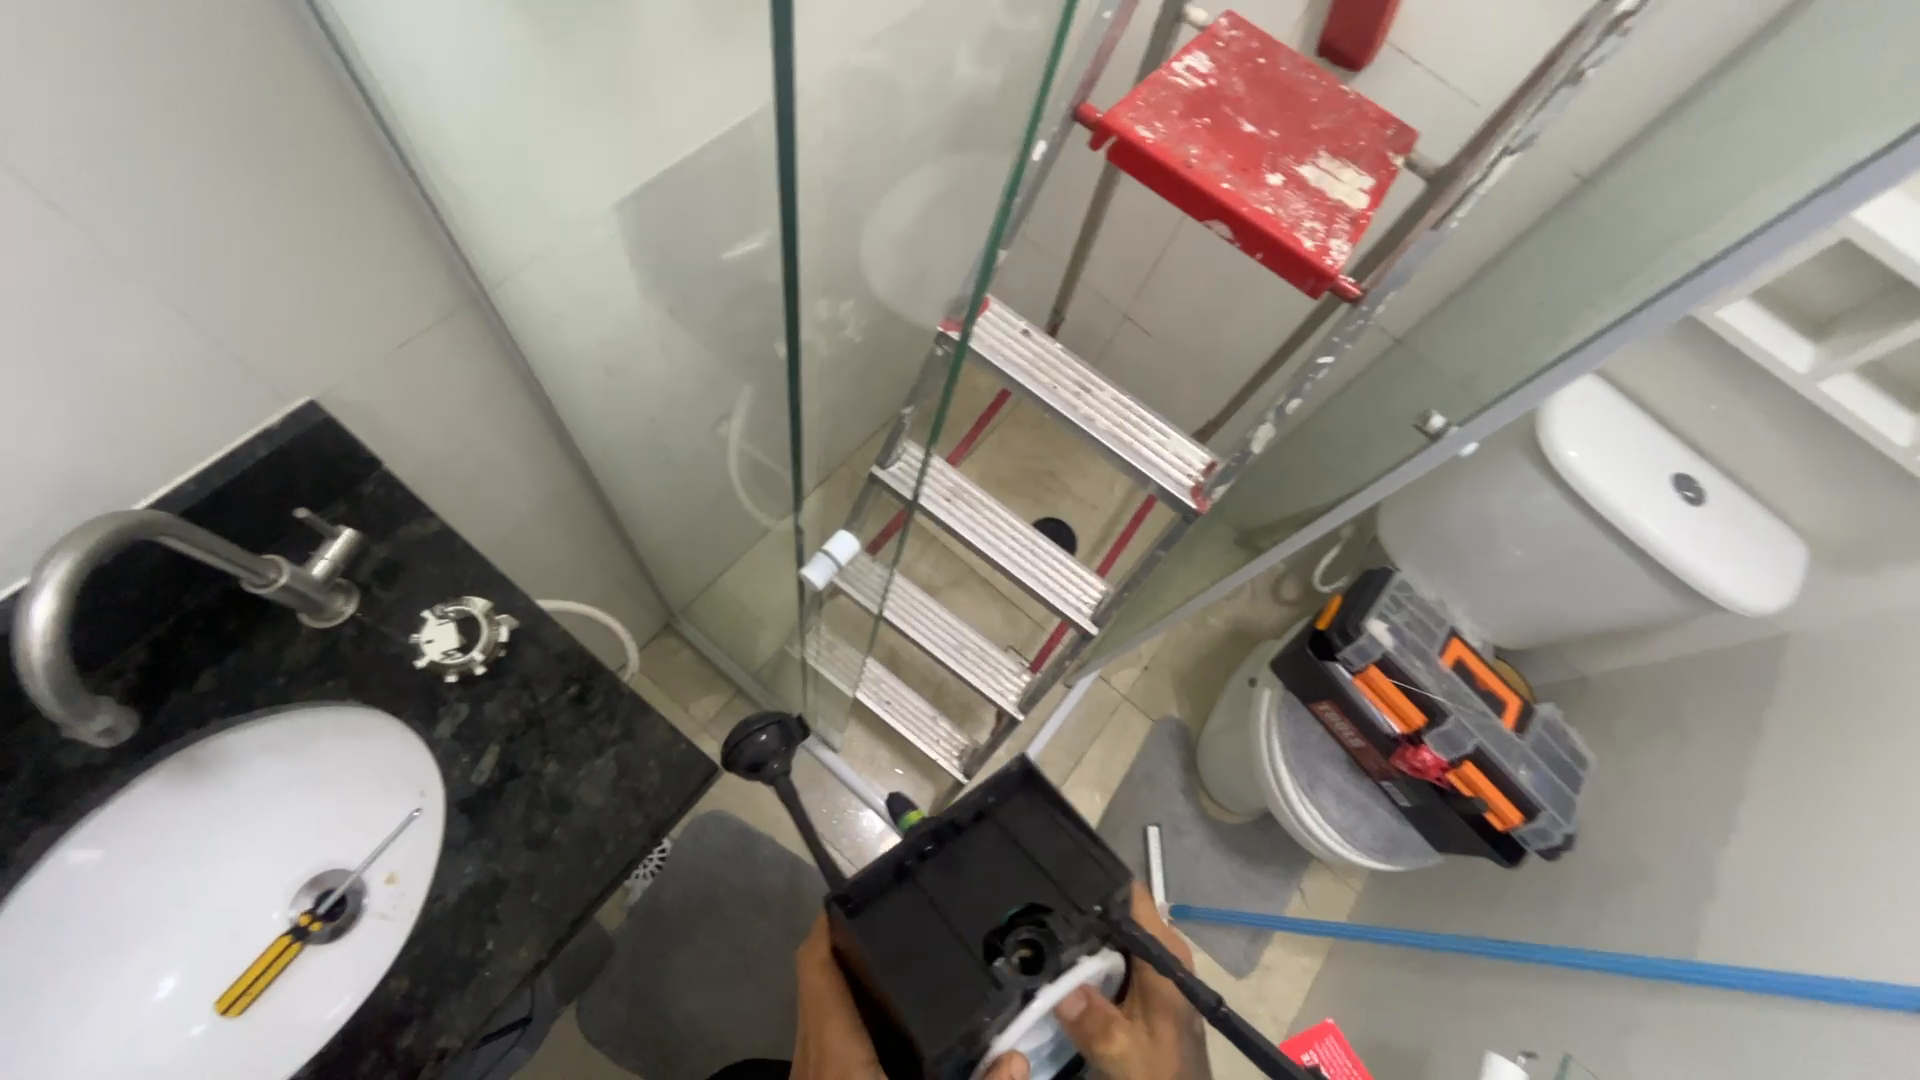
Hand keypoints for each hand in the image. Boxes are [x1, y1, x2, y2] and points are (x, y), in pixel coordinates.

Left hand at [790, 915, 1030, 1079]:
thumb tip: (1021, 1059)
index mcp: (836, 1053)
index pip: (816, 964)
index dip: (832, 918)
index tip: (867, 886)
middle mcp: (815, 1057)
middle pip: (819, 977)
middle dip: (854, 940)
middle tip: (907, 913)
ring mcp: (815, 1077)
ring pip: (822, 1008)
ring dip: (853, 978)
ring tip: (908, 953)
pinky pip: (832, 1036)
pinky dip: (856, 1015)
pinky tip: (899, 1024)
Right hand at [1051, 883, 1208, 1079]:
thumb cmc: (1160, 1072)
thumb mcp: (1124, 1053)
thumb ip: (1095, 1023)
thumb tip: (1059, 991)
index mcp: (1164, 952)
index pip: (1131, 895)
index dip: (1096, 883)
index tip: (1057, 884)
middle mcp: (1162, 947)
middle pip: (1116, 910)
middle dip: (1080, 911)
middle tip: (1038, 913)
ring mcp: (1154, 962)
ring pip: (1111, 932)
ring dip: (1082, 935)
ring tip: (1042, 933)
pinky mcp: (1145, 978)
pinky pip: (1112, 952)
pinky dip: (1089, 956)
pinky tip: (1062, 964)